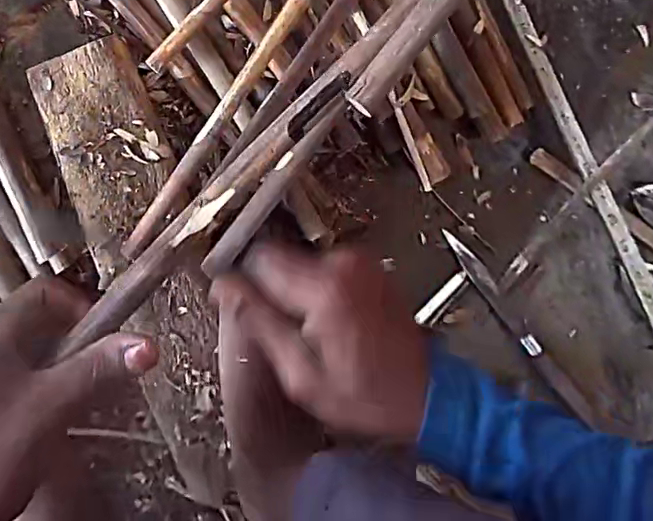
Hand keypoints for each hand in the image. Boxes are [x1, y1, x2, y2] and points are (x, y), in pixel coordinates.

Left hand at [0, 277, 158, 520]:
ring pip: (28, 345)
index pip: (42, 292)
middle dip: (73, 333)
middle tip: (100, 358)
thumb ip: (95, 371)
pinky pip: (18, 370)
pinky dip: (45, 377)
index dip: (78, 304)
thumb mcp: (50, 407)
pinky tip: (59, 406)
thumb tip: (146, 344)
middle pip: (35, 316)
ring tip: (86, 384)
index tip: (104, 333)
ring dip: (61, 357)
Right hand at [211, 242, 429, 443]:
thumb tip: (223, 288)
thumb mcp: (302, 375)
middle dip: (269, 284)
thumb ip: (259, 324)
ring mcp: (358, 259)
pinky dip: (314, 282)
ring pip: (296, 258)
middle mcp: (342, 263)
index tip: (237, 295)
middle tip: (278, 319)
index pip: (258, 257)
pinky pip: (320, 262)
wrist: (430, 398)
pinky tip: (326, 315)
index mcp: (323, 288)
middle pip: (277, 255)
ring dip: (292, 283)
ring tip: (308, 322)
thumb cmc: (369, 397)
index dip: (242, 277)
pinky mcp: (366, 263)